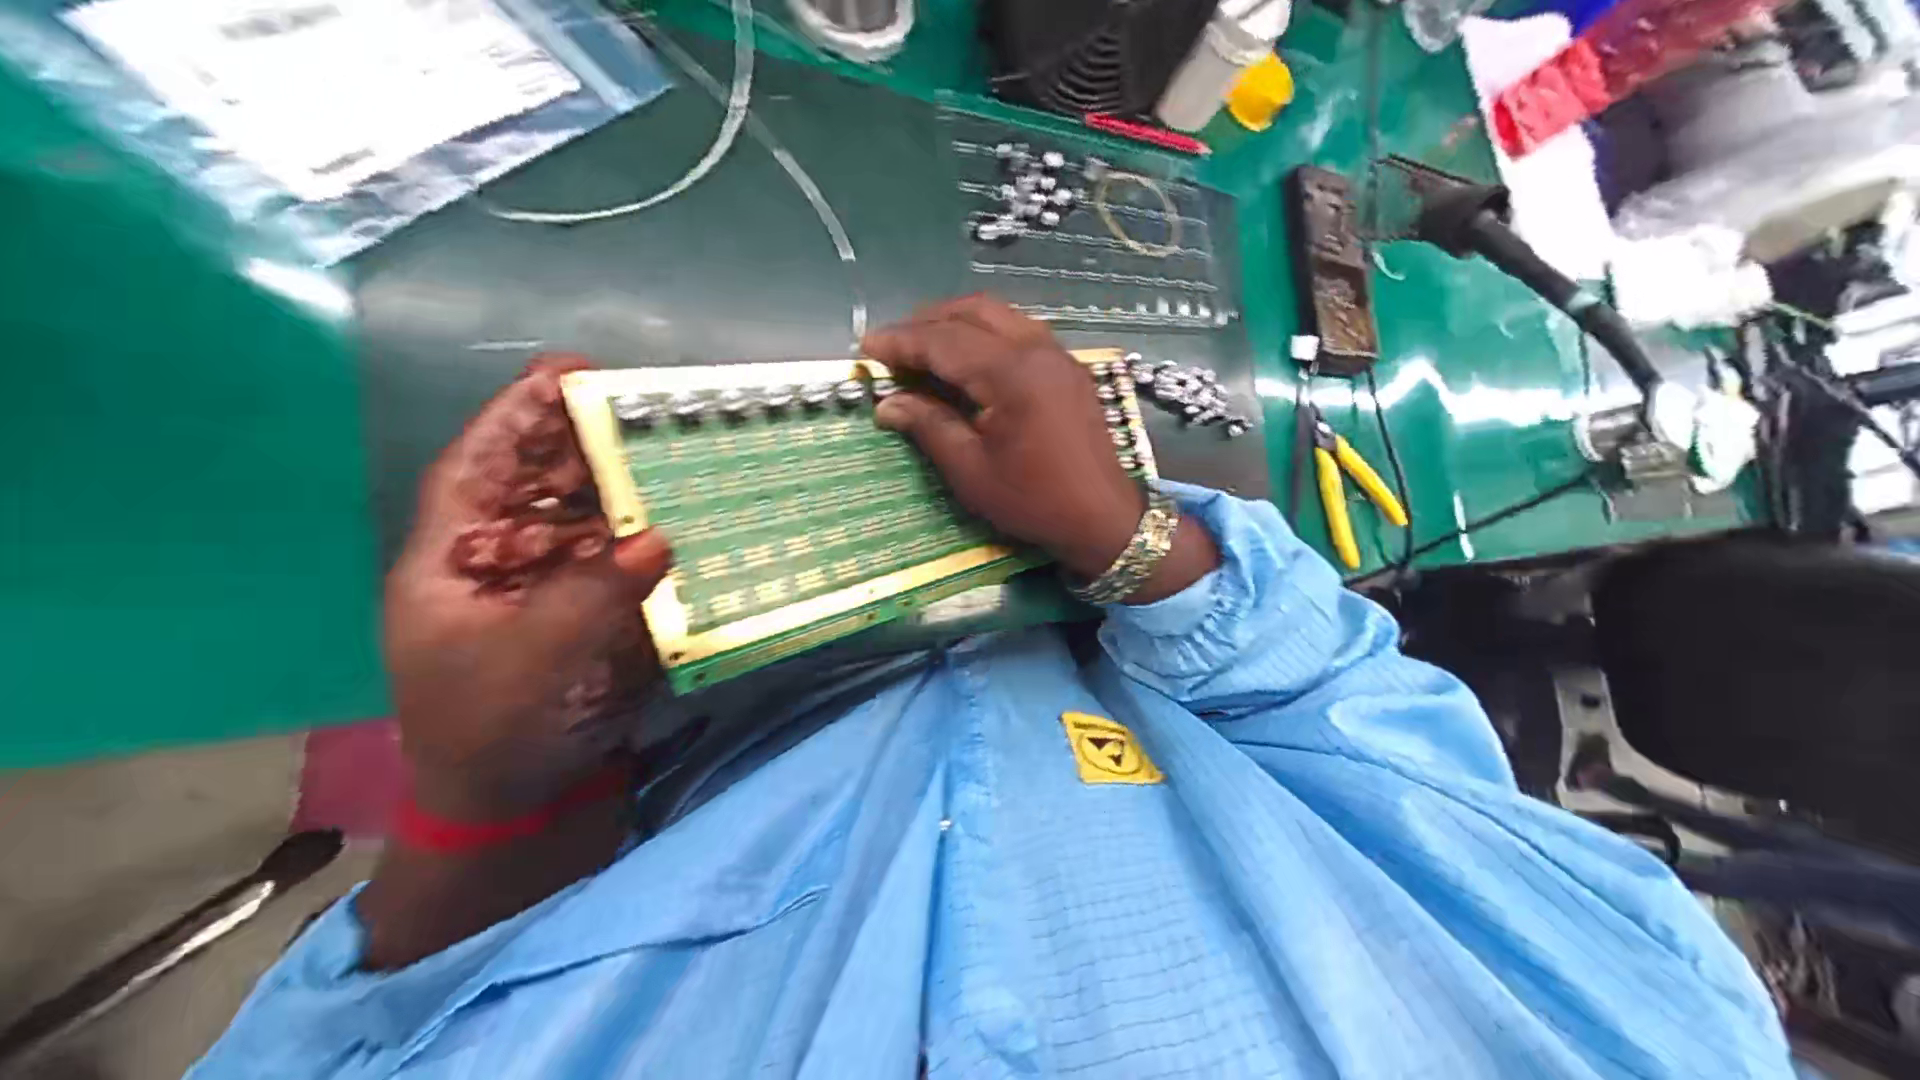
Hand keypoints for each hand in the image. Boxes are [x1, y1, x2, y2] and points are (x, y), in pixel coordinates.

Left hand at [382, 355, 672, 820]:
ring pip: (597, 515)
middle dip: (589, 438)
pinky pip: (634, 558)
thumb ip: (589, 596)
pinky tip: (697, 515)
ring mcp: (562, 580)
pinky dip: (664, 537)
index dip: (519, 414)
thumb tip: (660, 537)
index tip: (568, 370)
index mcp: (458, 558)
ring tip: (681, 446)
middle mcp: (511, 556)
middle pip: (548, 479)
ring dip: (636, 484)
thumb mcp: (526, 662)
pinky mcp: (604, 606)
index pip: (481, 467)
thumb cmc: (489, 729)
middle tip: (647, 401)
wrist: (520, 798)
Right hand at [865, 295, 1217, 600]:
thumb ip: (929, 426)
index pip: (944, 341)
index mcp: (1012, 374)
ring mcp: (1058, 355)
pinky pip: (1019, 332)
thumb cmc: (1033, 500)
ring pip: (999, 316)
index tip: (867, 349)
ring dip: (957, 324)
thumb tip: (887, 403)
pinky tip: (967, 361)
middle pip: (972, 312)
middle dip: (926, 323)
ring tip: (924, 349)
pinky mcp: (1068, 368)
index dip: (901, 342)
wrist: (1102, 519)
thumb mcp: (971, 471)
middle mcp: (1037, 349)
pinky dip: (985, 335)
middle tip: (894, 348)